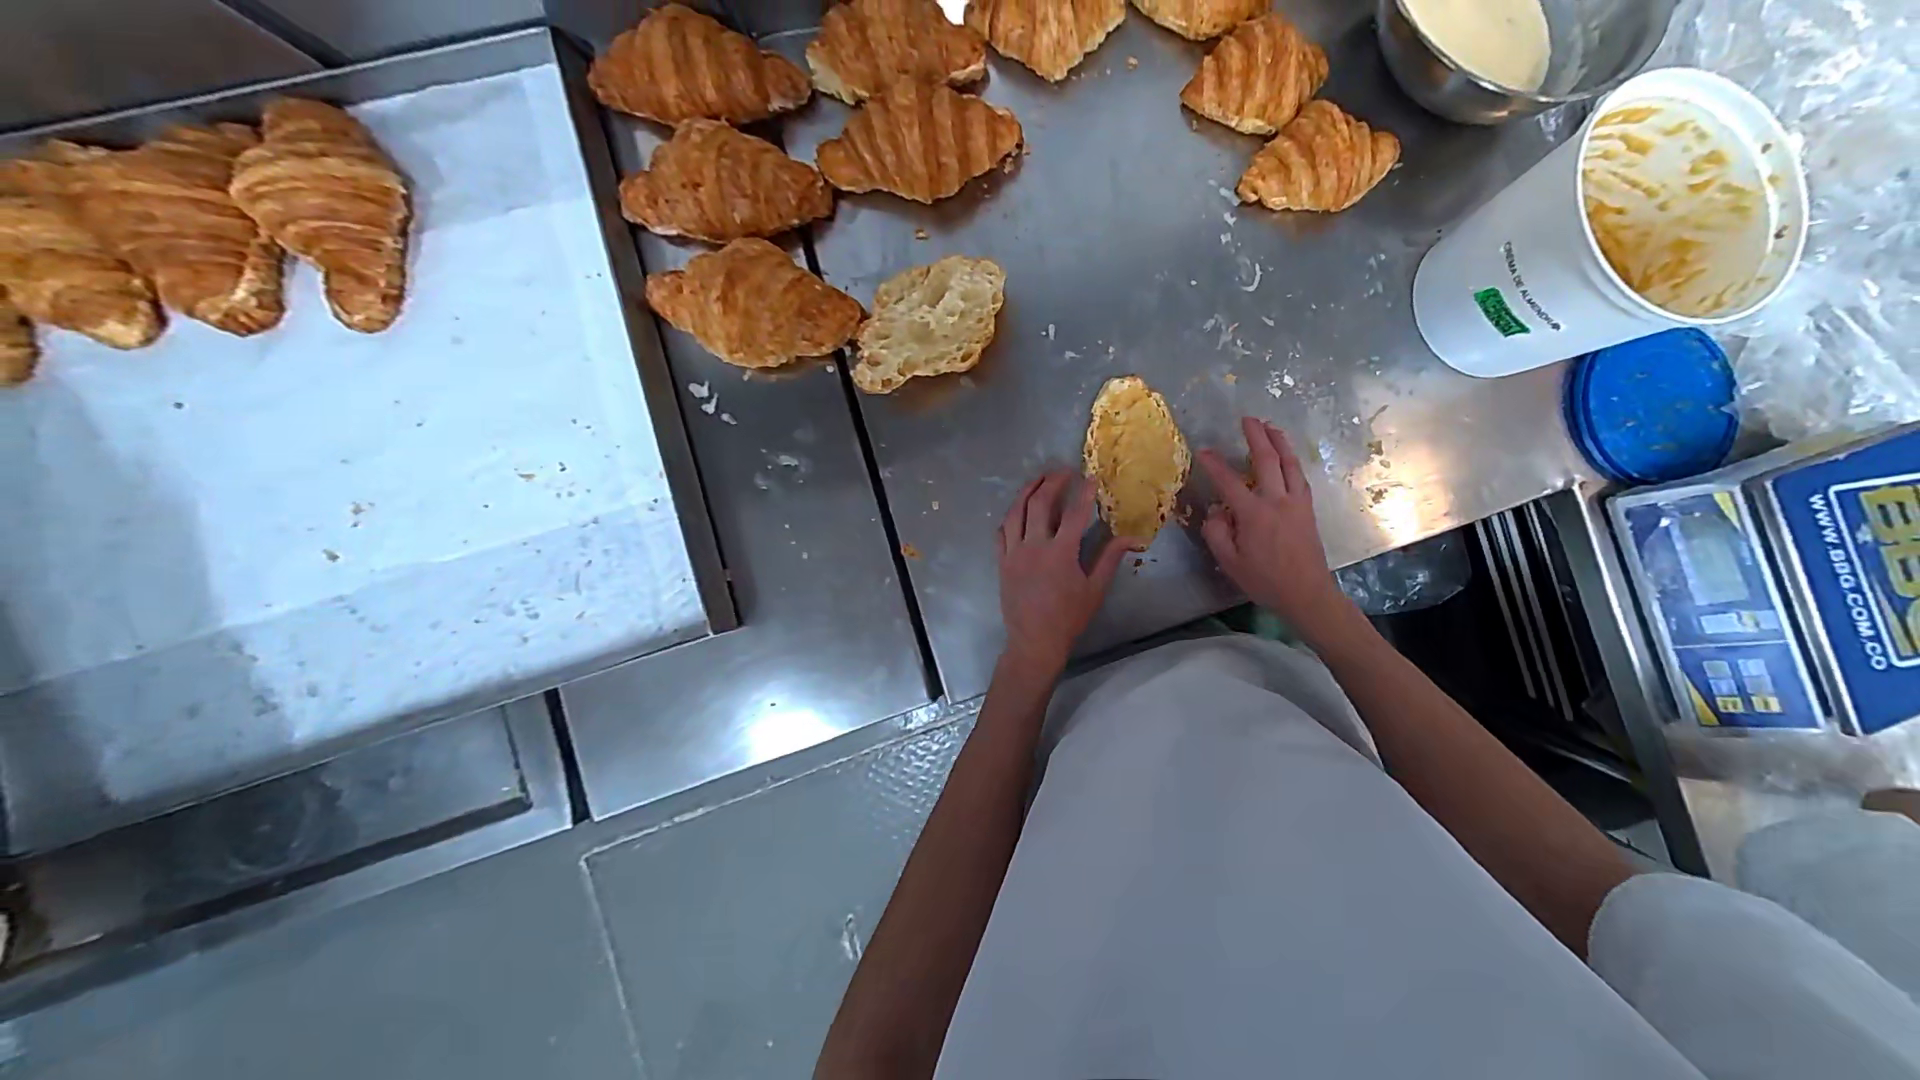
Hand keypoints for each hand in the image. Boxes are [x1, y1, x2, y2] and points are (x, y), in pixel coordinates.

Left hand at [998, 471, 1127, 673]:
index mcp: (1060, 553)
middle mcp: (1033, 547)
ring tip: (1038, 480)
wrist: (1034, 641)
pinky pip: (1001, 532)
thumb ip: (1110, 559)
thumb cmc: (1069, 617)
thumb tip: (1132, 538)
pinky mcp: (1001, 562)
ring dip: (1026, 492)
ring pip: (1015, 512)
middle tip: (1062, 471)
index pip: (1074, 514)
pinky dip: (1010, 517)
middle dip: (1051, 482)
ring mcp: (1013, 553)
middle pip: (1039, 503)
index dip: (1083, 493)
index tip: (1090, 477)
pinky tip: (1017, 510)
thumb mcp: (1095, 589)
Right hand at [1197, 417, 1359, 642]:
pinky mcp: (1308, 509)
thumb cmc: (1264, 580)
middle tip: (1247, 419)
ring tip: (1270, 427)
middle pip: (1267, 460)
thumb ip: (1217, 532)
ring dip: (1279, 442)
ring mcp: (1297, 503)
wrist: (1307, 593)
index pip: (1229, 481)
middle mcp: (1277, 501)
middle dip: (1256, 436)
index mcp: (1253, 514)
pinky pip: (1298, 476)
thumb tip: (1218, 510)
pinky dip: (1291, 461)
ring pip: (1289, 463)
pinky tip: (1286, 458)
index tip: (1204, 451)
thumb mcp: (1229, 561)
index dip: (1214, 464)